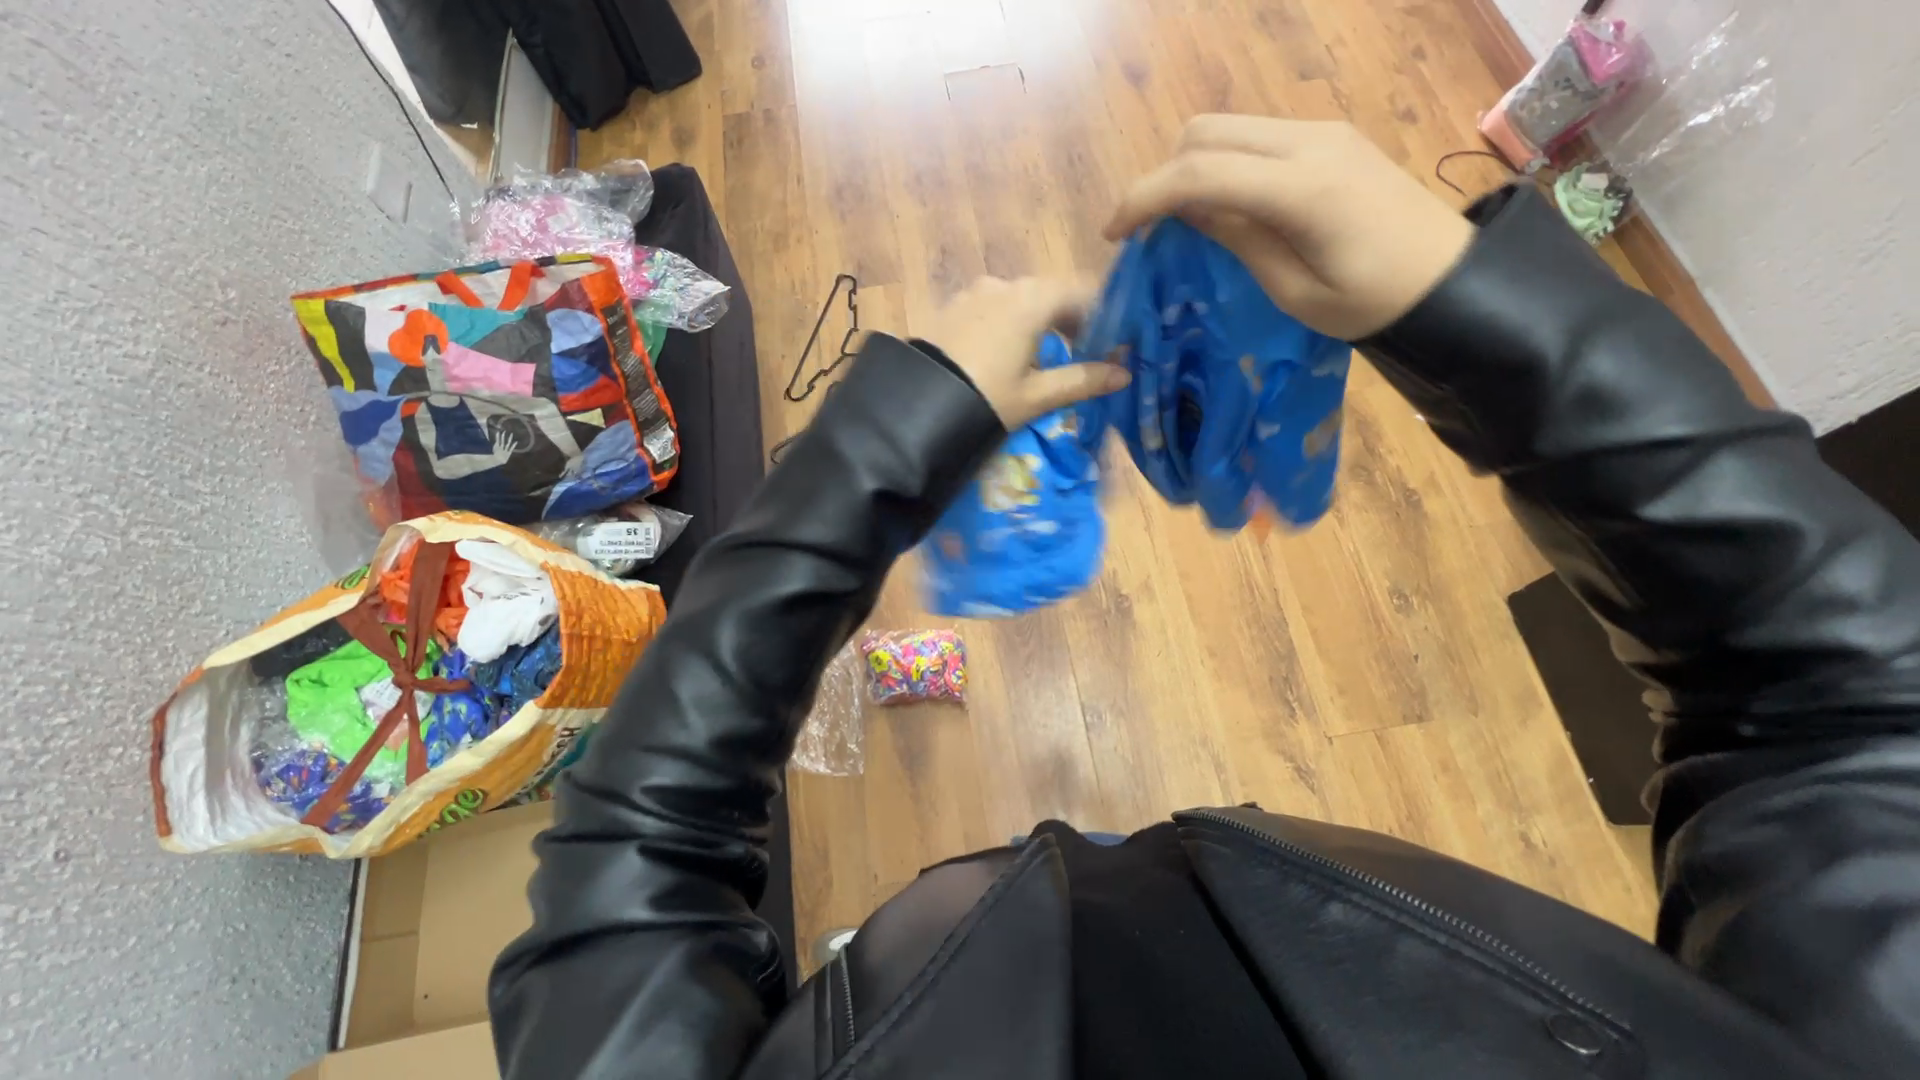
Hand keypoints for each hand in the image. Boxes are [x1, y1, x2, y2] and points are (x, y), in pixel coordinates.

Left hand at [922, 277, 1130, 428]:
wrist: (918, 407)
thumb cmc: (987, 397)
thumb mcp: (1038, 395)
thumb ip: (1083, 380)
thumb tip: (1123, 373)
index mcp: (1032, 299)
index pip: (1081, 293)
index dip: (1101, 316)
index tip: (1110, 344)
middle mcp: (1003, 285)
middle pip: (1048, 294)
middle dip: (1068, 320)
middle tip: (1079, 353)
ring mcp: (972, 293)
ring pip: (1017, 300)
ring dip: (1035, 322)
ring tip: (1039, 358)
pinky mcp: (950, 307)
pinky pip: (989, 308)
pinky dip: (1005, 324)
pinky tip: (1002, 354)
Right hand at [1104, 116, 1474, 339]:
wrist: (1452, 282)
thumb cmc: (1372, 306)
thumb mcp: (1294, 292)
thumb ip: (1237, 240)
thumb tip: (1186, 210)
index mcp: (1301, 189)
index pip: (1198, 172)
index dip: (1143, 198)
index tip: (1114, 235)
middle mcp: (1308, 142)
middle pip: (1204, 132)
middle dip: (1164, 176)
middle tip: (1153, 230)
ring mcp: (1322, 132)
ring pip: (1228, 128)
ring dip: (1193, 167)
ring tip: (1185, 220)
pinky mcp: (1330, 138)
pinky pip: (1256, 136)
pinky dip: (1224, 163)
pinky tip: (1227, 207)